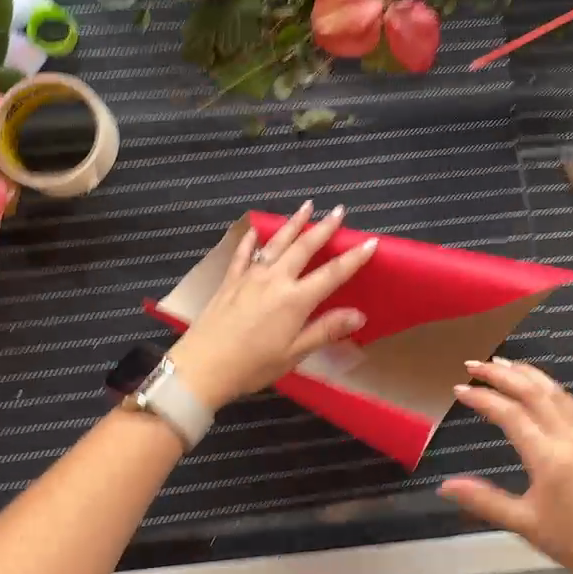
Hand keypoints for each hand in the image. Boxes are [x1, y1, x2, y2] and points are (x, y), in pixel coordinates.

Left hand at [165, 202, 377, 409]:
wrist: (202, 366)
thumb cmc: (252, 365)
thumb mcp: (294, 353)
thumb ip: (325, 330)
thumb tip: (359, 314)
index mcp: (295, 299)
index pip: (332, 273)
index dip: (353, 257)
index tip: (370, 241)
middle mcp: (275, 279)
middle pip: (304, 247)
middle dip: (324, 228)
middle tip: (339, 210)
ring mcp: (250, 276)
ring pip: (276, 242)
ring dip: (293, 223)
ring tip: (307, 206)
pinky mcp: (230, 280)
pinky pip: (243, 254)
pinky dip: (251, 240)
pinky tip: (255, 231)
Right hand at [441, 358, 572, 573]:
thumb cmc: (570, 543)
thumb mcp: (523, 523)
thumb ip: (483, 500)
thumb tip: (444, 486)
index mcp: (548, 457)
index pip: (510, 414)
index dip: (482, 398)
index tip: (458, 390)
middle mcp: (567, 438)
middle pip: (532, 392)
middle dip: (500, 374)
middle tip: (472, 365)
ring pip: (553, 391)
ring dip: (525, 373)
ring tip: (499, 363)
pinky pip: (567, 401)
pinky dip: (546, 385)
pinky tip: (535, 384)